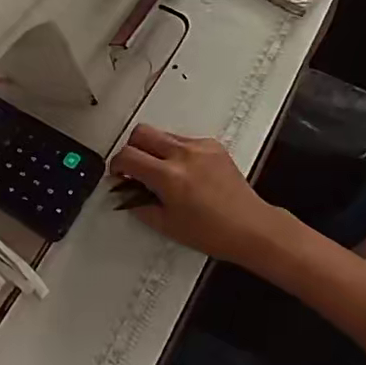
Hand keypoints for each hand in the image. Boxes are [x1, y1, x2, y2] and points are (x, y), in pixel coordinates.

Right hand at [109, 124, 301, 265]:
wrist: (249, 226)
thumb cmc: (214, 231)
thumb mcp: (167, 225)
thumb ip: (140, 205)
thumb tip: (126, 194)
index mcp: (169, 176)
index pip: (128, 155)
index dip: (116, 165)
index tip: (118, 174)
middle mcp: (184, 155)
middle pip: (142, 133)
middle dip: (132, 148)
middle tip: (135, 168)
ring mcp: (200, 147)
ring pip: (163, 134)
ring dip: (154, 148)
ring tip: (161, 173)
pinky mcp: (213, 146)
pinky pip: (185, 140)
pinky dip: (177, 151)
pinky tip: (184, 172)